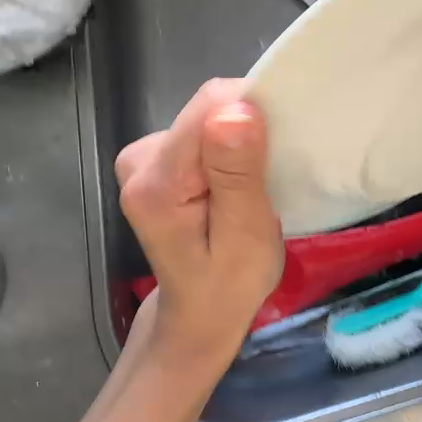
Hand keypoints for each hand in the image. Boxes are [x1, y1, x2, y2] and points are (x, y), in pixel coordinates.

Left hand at [115, 79, 283, 365]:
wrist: (200, 313)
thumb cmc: (229, 284)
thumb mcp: (245, 236)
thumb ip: (237, 173)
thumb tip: (235, 111)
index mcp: (158, 181)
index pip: (211, 107)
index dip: (254, 115)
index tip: (280, 148)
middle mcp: (140, 159)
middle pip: (209, 107)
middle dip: (250, 129)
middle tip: (272, 172)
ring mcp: (145, 156)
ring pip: (210, 115)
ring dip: (243, 136)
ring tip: (259, 177)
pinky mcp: (158, 157)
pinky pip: (205, 127)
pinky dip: (232, 143)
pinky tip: (241, 176)